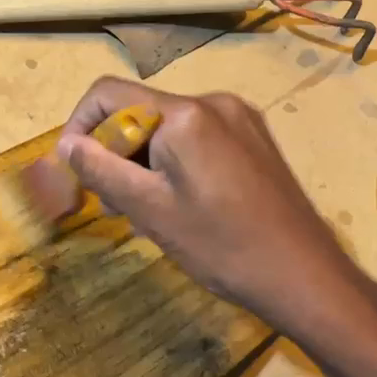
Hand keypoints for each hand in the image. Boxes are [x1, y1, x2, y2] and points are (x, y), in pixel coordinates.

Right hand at [53, 77, 369, 333]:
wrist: (310, 281)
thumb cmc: (223, 247)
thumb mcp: (149, 210)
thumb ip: (100, 169)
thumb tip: (66, 145)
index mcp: (185, 114)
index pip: (108, 94)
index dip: (79, 125)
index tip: (74, 167)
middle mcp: (212, 101)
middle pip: (138, 112)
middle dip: (114, 151)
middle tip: (110, 202)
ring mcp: (238, 118)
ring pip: (165, 128)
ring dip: (142, 161)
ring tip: (142, 210)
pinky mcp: (253, 138)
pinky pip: (194, 137)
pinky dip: (172, 162)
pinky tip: (178, 203)